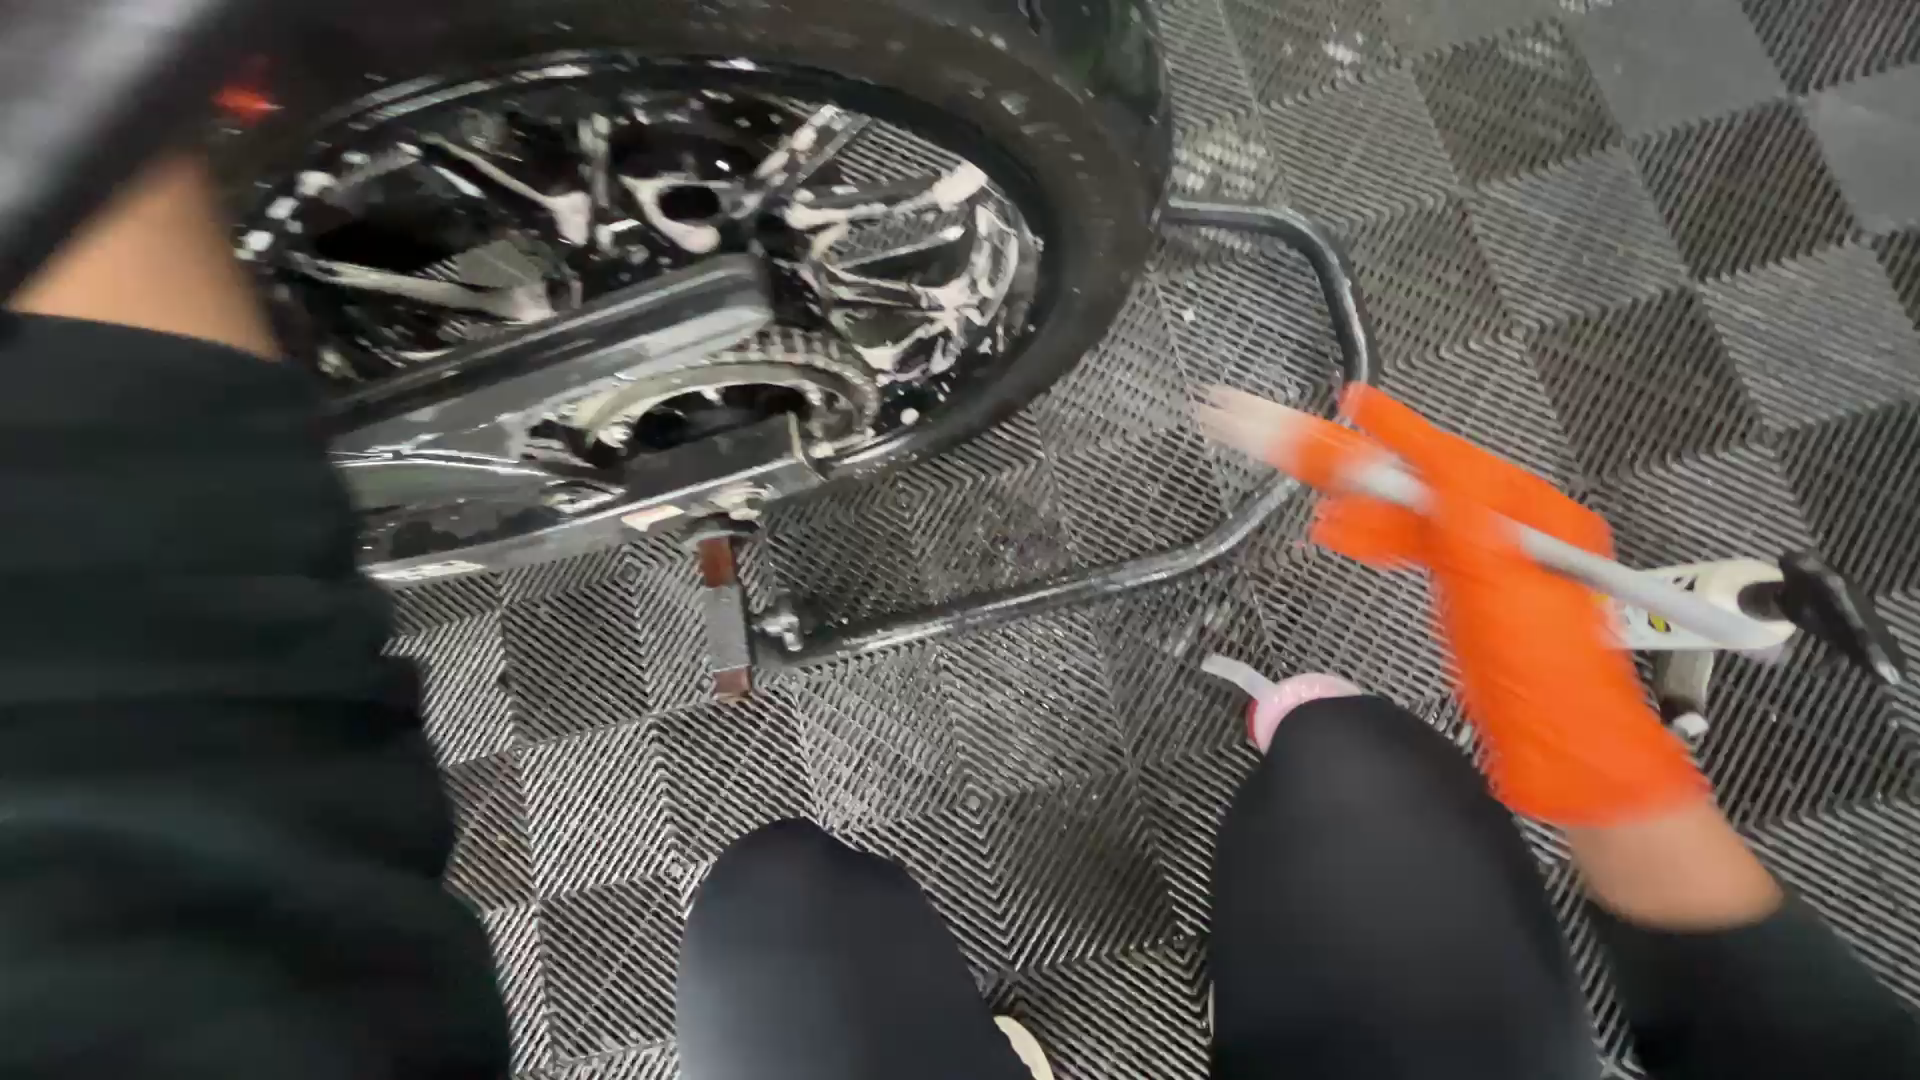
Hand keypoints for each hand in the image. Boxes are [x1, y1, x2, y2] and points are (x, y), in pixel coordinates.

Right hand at [1301, 386, 1708, 826]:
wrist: (1562, 753)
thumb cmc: (1548, 680)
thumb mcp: (1502, 592)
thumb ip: (1465, 524)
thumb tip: (1435, 465)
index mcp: (1536, 522)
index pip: (1455, 462)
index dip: (1399, 432)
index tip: (1356, 404)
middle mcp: (1514, 533)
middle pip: (1426, 485)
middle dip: (1364, 472)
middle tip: (1310, 451)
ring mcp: (1489, 562)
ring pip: (1413, 517)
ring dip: (1363, 511)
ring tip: (1320, 509)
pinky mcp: (1467, 589)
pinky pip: (1414, 548)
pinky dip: (1378, 540)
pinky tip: (1348, 537)